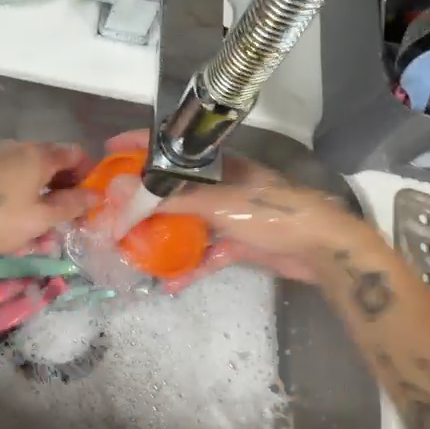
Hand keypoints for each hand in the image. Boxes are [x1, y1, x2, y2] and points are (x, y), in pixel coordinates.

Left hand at [0, 141, 99, 266]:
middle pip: (53, 160)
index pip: (76, 154)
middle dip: (65, 187)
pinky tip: (14, 217)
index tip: (88, 201)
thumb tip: (97, 195)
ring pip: (30, 171)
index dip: (88, 175)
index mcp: (40, 155)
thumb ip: (72, 205)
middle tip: (67, 216)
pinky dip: (21, 192)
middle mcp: (20, 147)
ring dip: (42, 192)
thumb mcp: (40, 219)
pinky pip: (11, 176)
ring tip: (40, 223)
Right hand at [101, 132, 364, 286]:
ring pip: (188, 222)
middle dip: (144, 200)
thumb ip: (168, 199)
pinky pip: (207, 252)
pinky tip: (169, 282)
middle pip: (175, 188)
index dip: (138, 145)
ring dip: (164, 235)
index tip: (108, 152)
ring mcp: (231, 214)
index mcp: (217, 163)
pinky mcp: (241, 242)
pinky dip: (190, 265)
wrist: (320, 246)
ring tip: (132, 248)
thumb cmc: (270, 211)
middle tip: (113, 211)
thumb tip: (120, 193)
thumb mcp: (216, 203)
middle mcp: (221, 184)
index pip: (170, 146)